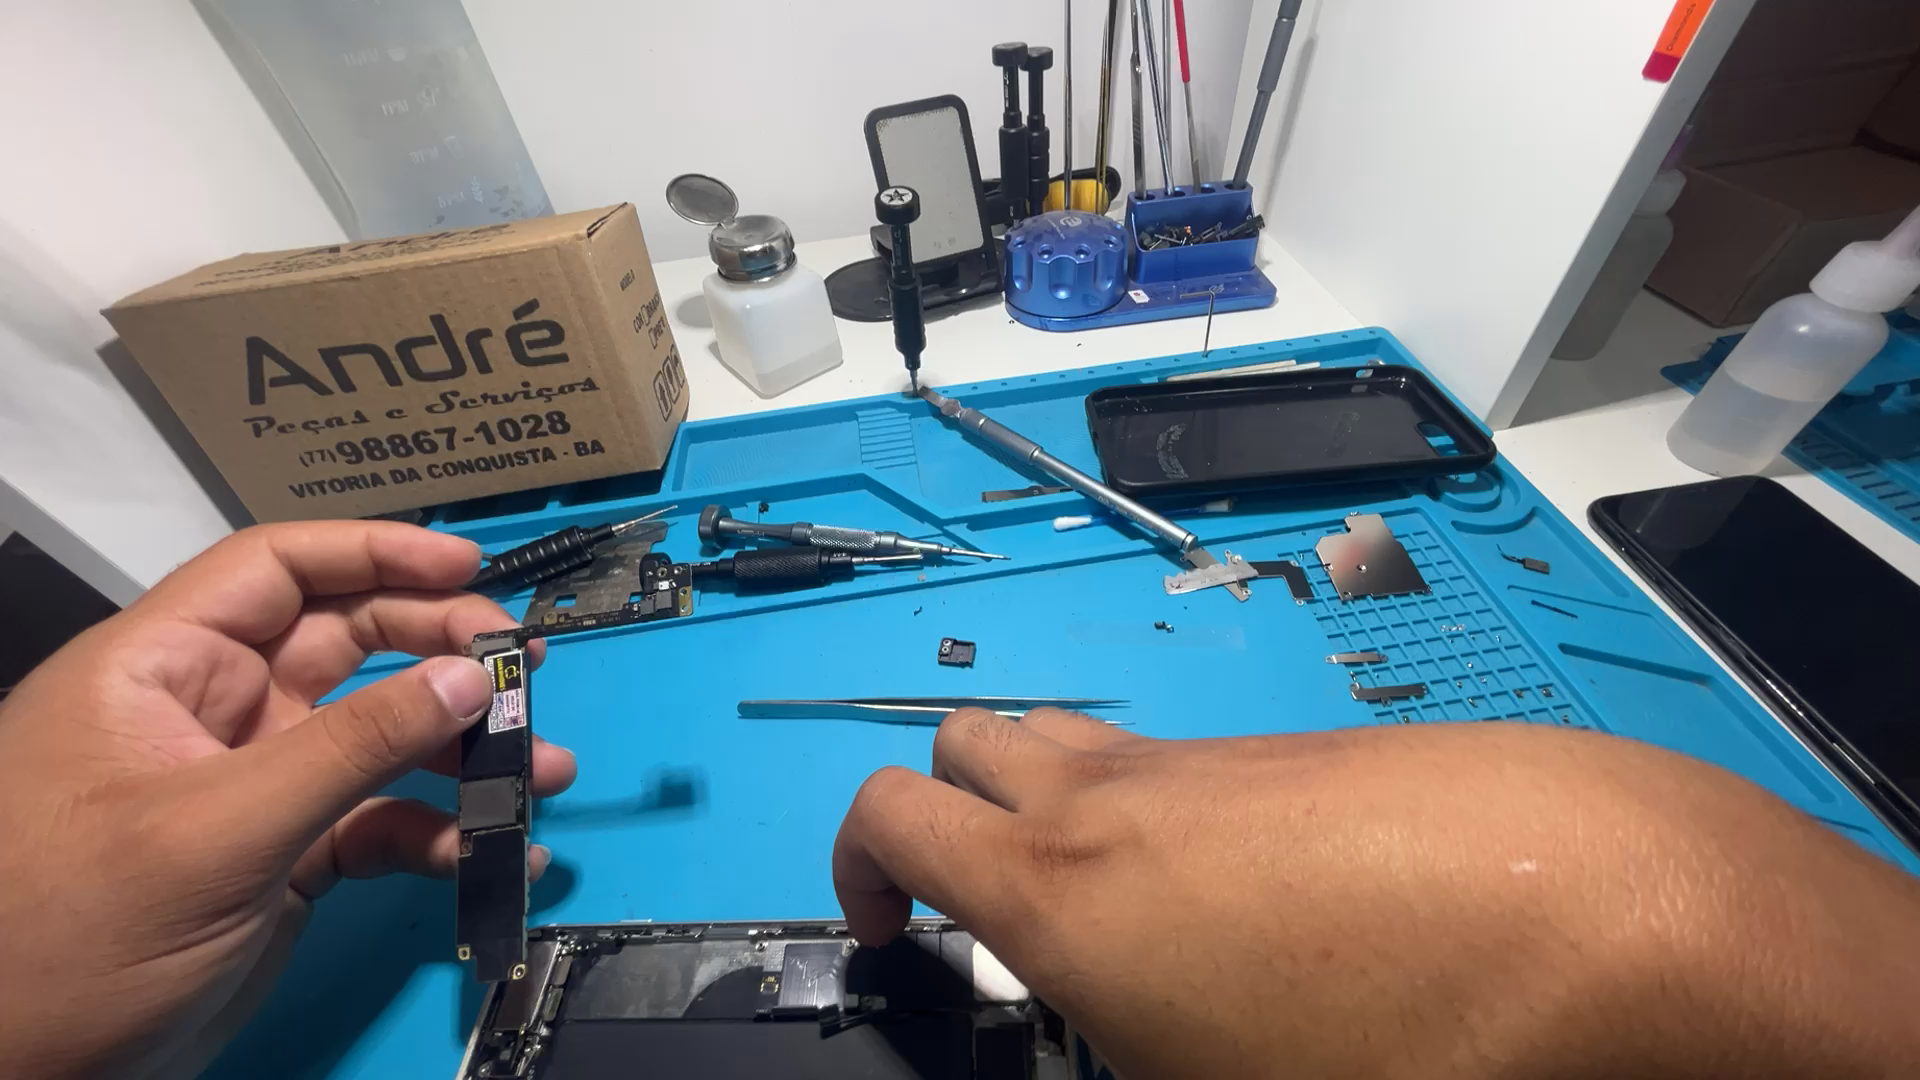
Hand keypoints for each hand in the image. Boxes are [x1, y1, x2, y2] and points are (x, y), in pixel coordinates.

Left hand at [0, 522, 575, 1079]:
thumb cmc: (59, 944)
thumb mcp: (214, 831)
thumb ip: (355, 746)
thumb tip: (474, 680)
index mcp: (169, 672)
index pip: (280, 570)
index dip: (378, 552)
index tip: (472, 567)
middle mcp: (230, 710)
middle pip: (363, 639)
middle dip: (451, 651)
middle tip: (525, 671)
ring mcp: (274, 779)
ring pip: (397, 729)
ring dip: (475, 749)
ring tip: (543, 772)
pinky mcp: (307, 845)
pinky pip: (398, 815)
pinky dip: (452, 828)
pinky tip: (495, 851)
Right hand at [836, 711, 1919, 1077]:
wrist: (1574, 898)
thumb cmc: (1384, 1039)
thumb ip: (1127, 1051)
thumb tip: (1119, 1026)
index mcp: (1059, 886)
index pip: (889, 808)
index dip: (859, 862)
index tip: (888, 927)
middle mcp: (1100, 797)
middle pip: (961, 741)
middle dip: (942, 808)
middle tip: (985, 898)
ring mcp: (1179, 760)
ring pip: (1053, 737)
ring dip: (1035, 800)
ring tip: (1103, 896)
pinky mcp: (1254, 751)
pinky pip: (1148, 759)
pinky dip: (1134, 807)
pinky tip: (1219, 890)